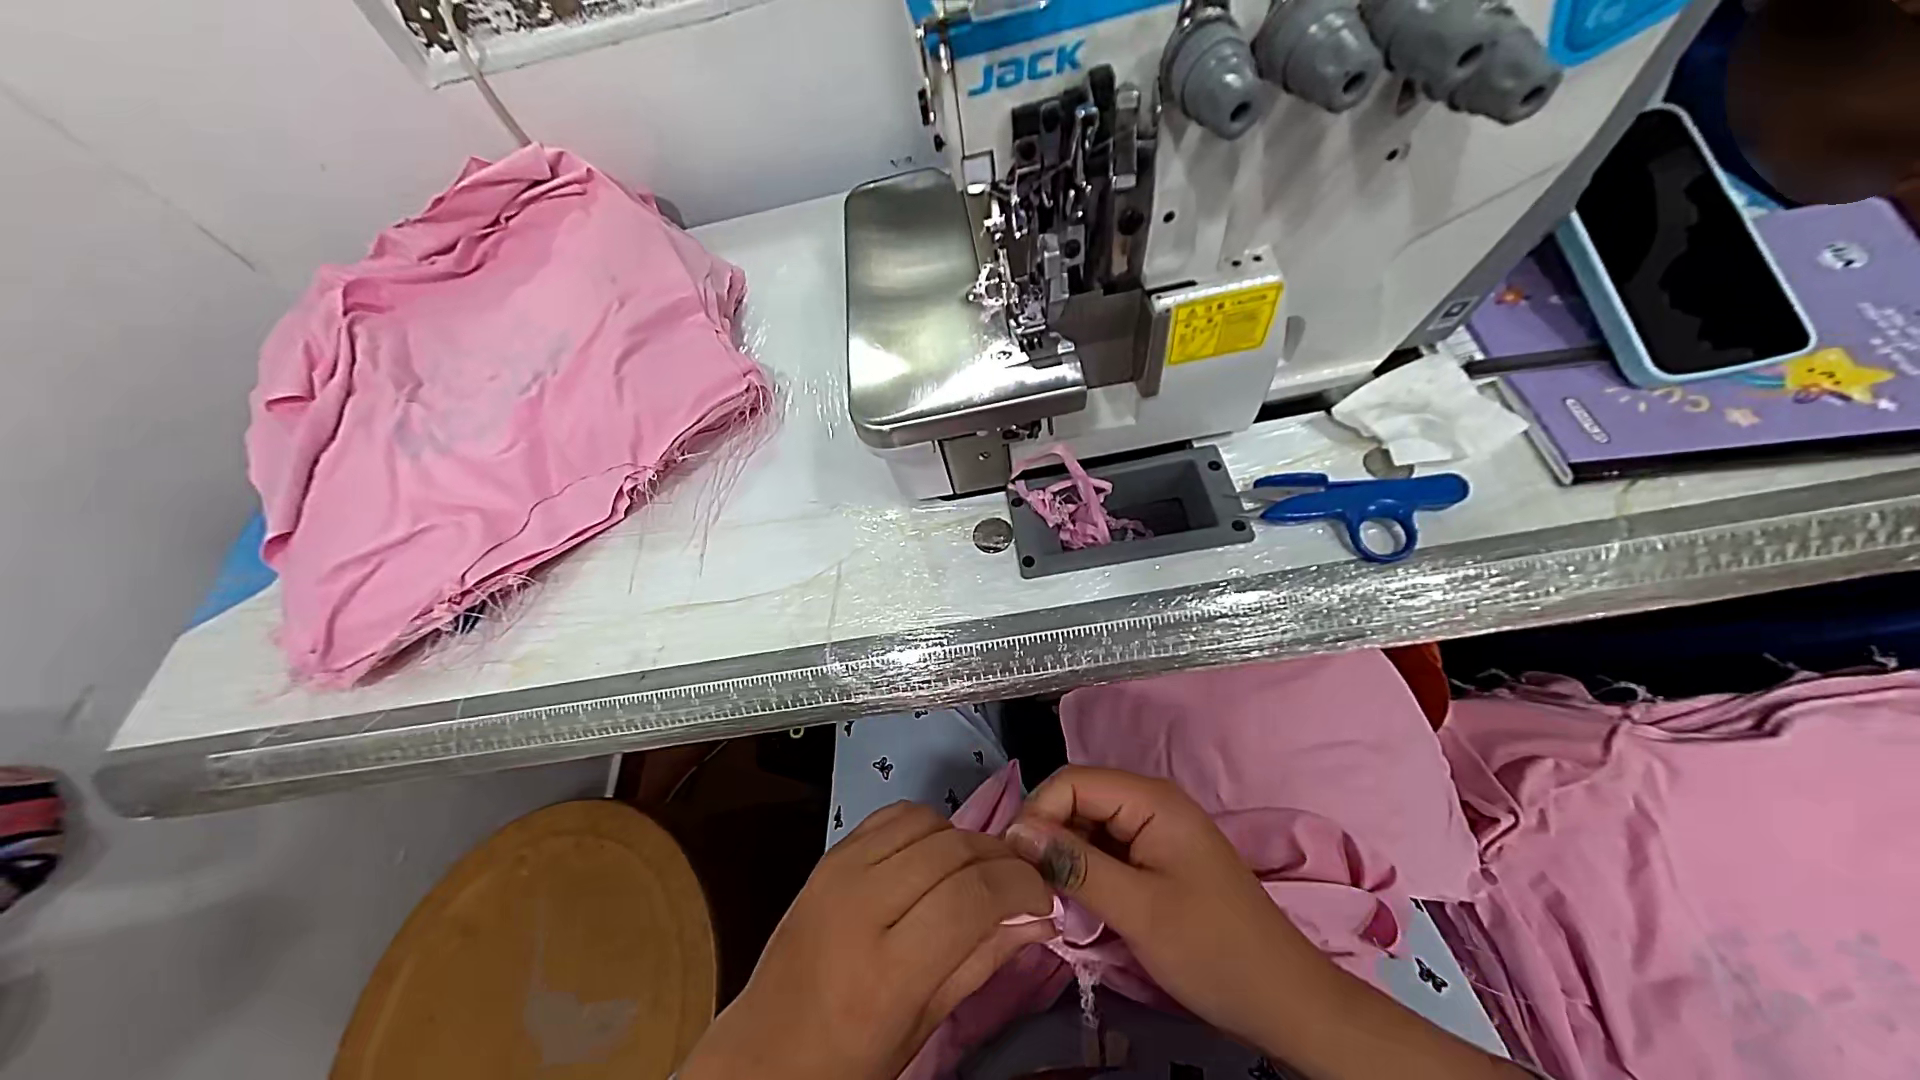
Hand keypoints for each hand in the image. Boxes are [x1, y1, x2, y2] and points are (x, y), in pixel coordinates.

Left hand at [677, 801, 1053, 1079]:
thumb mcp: (924, 1025)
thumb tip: (1039, 916)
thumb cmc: (849, 1058)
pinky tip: (934, 856)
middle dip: (1001, 858)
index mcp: (887, 970)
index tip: (1044, 895)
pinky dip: (927, 825)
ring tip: (977, 870)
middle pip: (954, 849)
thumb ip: (983, 960)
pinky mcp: (829, 855)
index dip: (1021, 885)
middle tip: (1021, 880)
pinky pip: (893, 815)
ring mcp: (839, 871)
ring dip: (965, 839)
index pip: (973, 895)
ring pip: (928, 821)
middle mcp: (860, 905)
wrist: (764, 1050)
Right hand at [1002, 766, 1316, 1047]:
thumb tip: (1017, 833)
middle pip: (1078, 799)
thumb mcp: (1137, 909)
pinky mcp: (1156, 856)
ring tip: (1049, 895)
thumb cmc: (1213, 950)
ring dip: (1064, 855)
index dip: (1038, 813)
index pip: (1071, 782)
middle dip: (1048, 835)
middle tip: (1029, 884)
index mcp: (1151, 799)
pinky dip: (1085, 869)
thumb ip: (1075, 865)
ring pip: (1088, 825)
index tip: (1016, 861)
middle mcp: (1151, 802)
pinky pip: (1106, 848)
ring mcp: (1155, 829)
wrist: (1284, 1001)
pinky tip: (1077, 899)